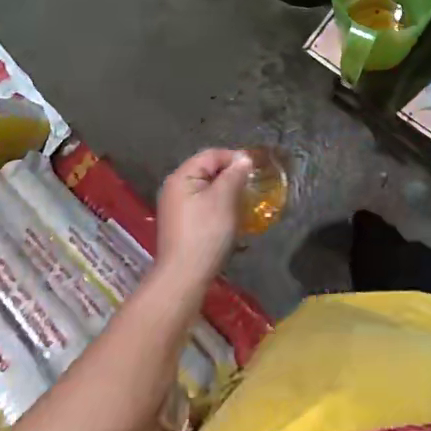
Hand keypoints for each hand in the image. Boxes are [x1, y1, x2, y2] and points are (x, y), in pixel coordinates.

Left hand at [154, 148, 253, 284]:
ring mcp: (176, 207)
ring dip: (227, 191)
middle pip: (207, 170)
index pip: (211, 155)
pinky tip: (230, 216)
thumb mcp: (224, 199)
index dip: (234, 158)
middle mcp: (175, 188)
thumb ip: (234, 174)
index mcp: (181, 176)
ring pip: (207, 188)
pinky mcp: (182, 223)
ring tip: (244, 201)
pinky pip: (203, 204)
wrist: (184, 275)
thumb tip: (244, 159)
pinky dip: (219, 205)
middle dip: (231, 175)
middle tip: (252, 185)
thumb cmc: (206, 232)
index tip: (256, 169)